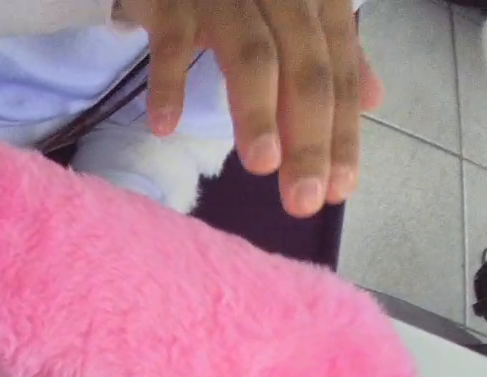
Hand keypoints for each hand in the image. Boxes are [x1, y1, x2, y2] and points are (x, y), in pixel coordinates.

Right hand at [123, 0, 382, 215]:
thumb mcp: (286, 21)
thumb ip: (325, 56)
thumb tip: (368, 99)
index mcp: (313, 7)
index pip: (336, 78)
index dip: (341, 133)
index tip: (336, 190)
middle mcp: (281, 0)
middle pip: (304, 74)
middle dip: (309, 139)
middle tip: (304, 199)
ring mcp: (226, 1)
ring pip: (252, 60)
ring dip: (256, 115)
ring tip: (260, 167)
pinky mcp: (174, 3)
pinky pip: (173, 46)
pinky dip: (170, 84)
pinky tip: (166, 127)